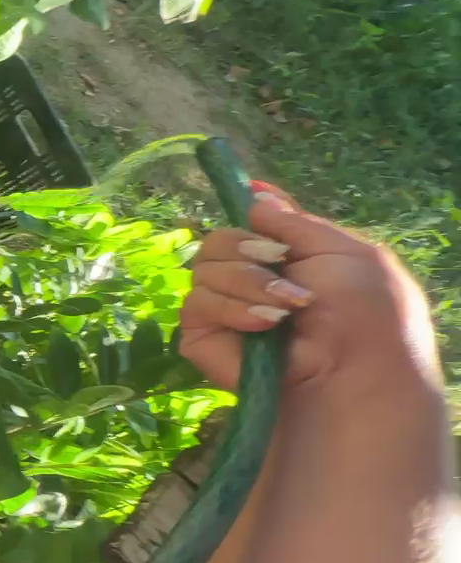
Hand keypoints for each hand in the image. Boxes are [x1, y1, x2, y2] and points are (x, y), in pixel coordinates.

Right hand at [179, 181, 439, 394]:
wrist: (348, 370)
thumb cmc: (366, 314)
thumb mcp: (348, 254)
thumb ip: (298, 224)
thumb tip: (255, 193)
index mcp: (285, 258)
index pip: (250, 224)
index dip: (248, 210)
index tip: (248, 192)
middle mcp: (247, 277)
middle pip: (215, 240)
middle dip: (245, 249)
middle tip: (278, 262)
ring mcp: (219, 304)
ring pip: (203, 269)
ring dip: (248, 283)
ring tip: (285, 309)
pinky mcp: (198, 330)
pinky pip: (197, 301)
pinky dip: (233, 309)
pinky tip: (264, 325)